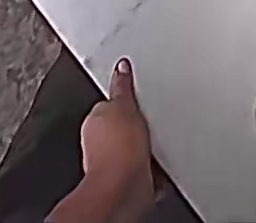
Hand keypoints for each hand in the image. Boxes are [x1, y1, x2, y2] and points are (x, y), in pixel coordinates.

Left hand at [52, 58, 153, 222]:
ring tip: (155, 143)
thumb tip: (121, 67)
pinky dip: (155, 164)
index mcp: (94, 120)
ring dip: (148, 145)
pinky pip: (146, 165)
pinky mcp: (129, 179)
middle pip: (125, 124)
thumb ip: (123, 86)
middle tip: (150, 122)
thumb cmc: (116, 151)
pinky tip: (160, 160)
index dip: (126, 100)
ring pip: (136, 145)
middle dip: (139, 125)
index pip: (111, 102)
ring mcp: (114, 162)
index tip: (137, 98)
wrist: (124, 189)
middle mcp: (101, 142)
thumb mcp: (124, 105)